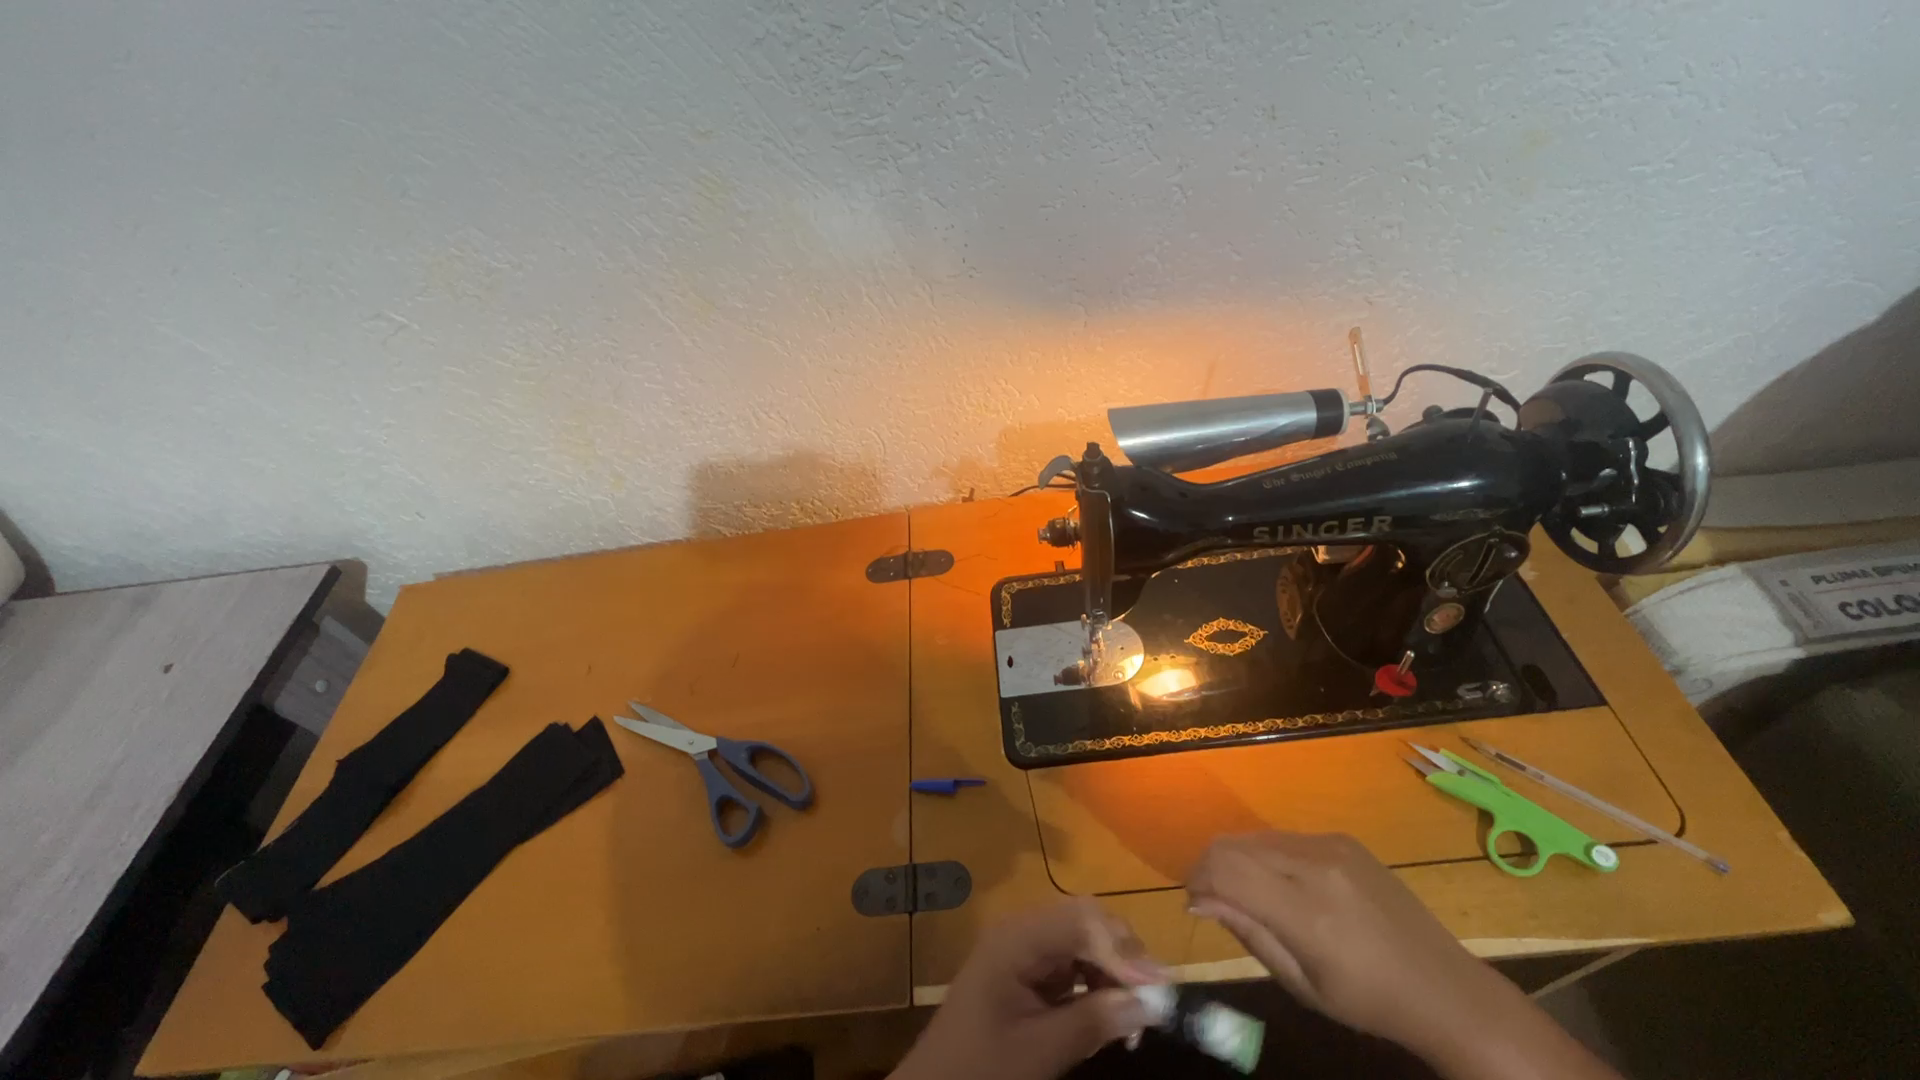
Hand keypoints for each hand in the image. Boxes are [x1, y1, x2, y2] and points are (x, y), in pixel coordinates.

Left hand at [890, 900, 1161, 1079]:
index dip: (1124, 950)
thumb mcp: (1039, 1051)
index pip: (1083, 921)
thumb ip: (1094, 1021)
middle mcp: (1021, 929)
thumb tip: (1151, 1002)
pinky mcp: (1028, 969)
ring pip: (1086, 940)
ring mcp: (1024, 947)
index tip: (1158, 989)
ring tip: (1139, 1012)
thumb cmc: (979, 1068)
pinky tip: (1115, 1012)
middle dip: (1125, 955)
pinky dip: (1099, 981)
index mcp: (1016, 937)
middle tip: (1157, 998)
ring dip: (1116, 969)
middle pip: (1087, 921)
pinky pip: (1074, 961)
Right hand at [1186, 832, 1620, 1079]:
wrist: (1444, 987)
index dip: (1196, 881)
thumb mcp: (1300, 983)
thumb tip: (1198, 899)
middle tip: (1211, 901)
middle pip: (1232, 844)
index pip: (1224, 868)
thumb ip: (1248, 932)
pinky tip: (1281, 886)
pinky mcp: (1343, 839)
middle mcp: (1316, 864)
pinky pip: (1283, 837)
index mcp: (1306, 910)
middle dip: (1209, 868)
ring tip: (1245, 896)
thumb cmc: (1367, 1001)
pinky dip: (1264, 856)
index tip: (1195, 906)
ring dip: (1236, 860)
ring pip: (1254, 836)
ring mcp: (1332, 845)